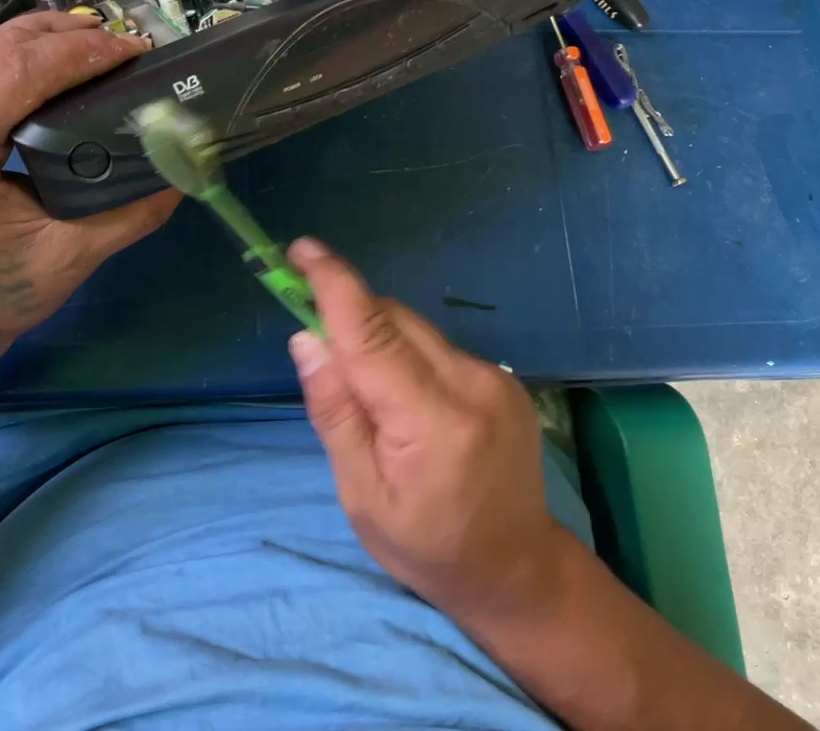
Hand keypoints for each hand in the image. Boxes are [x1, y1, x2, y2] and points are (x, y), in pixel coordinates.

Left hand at [0, 12, 180, 353]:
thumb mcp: (74, 254)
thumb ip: (134, 209)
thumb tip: (186, 166)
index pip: (19, 70)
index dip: (84, 53)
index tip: (138, 51)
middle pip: (2, 48)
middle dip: (72, 37)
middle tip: (131, 47)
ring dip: (49, 41)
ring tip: (106, 47)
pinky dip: (27, 59)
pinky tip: (64, 67)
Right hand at [287, 238, 577, 623]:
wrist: (517, 568)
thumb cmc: (427, 545)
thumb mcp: (362, 494)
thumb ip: (335, 411)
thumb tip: (307, 339)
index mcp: (433, 422)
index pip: (373, 336)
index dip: (335, 286)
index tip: (303, 250)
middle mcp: (472, 385)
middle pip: (395, 320)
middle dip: (349, 313)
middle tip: (312, 331)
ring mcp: (495, 378)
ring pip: (416, 329)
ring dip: (377, 336)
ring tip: (364, 390)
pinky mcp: (503, 379)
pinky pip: (438, 346)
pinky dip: (406, 352)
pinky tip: (401, 396)